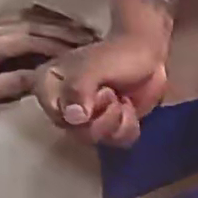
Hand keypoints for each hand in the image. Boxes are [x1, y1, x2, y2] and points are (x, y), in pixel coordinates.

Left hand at [0, 6, 98, 110]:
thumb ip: (8, 86)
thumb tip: (41, 78)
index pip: (35, 41)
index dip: (64, 47)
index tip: (89, 57)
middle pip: (40, 26)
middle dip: (71, 34)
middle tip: (99, 43)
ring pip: (35, 17)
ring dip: (65, 24)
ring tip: (90, 33)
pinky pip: (27, 15)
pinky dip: (50, 18)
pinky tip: (67, 23)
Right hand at [34, 32, 169, 147]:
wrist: (148, 57)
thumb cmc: (116, 56)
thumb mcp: (93, 68)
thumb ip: (78, 89)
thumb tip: (73, 118)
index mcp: (49, 87)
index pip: (55, 117)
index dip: (81, 111)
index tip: (99, 92)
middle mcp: (64, 106)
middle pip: (78, 133)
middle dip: (103, 118)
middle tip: (113, 95)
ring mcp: (88, 119)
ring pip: (99, 139)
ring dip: (118, 122)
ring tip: (123, 101)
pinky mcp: (110, 126)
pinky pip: (116, 141)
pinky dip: (129, 128)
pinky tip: (130, 110)